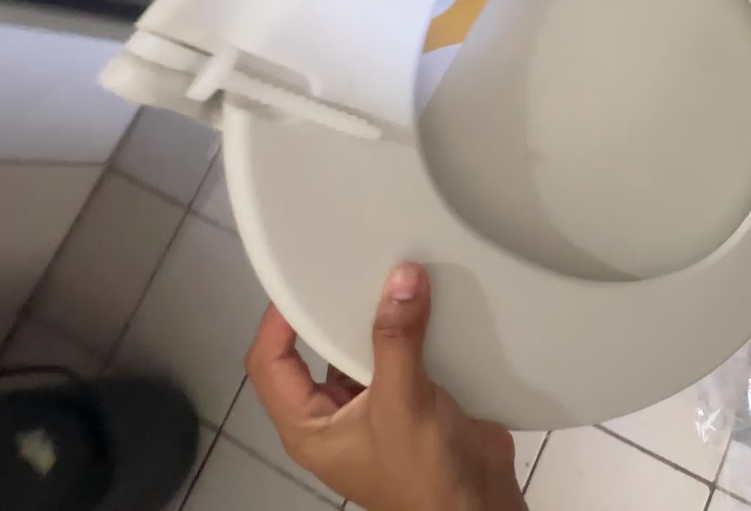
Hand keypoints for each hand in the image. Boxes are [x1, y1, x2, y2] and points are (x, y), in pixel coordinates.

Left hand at [244, 264, 524, 510]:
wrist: (477, 501)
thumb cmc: (421, 468)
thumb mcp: (402, 403)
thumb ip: (398, 340)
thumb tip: (402, 275)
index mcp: (310, 425)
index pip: (273, 365)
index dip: (279, 323)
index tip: (303, 279)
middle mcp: (339, 413)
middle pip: (324, 351)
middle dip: (342, 310)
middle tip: (365, 264)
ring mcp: (381, 406)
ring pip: (372, 349)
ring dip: (388, 317)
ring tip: (406, 274)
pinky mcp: (420, 398)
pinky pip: (411, 353)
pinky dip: (422, 328)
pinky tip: (440, 302)